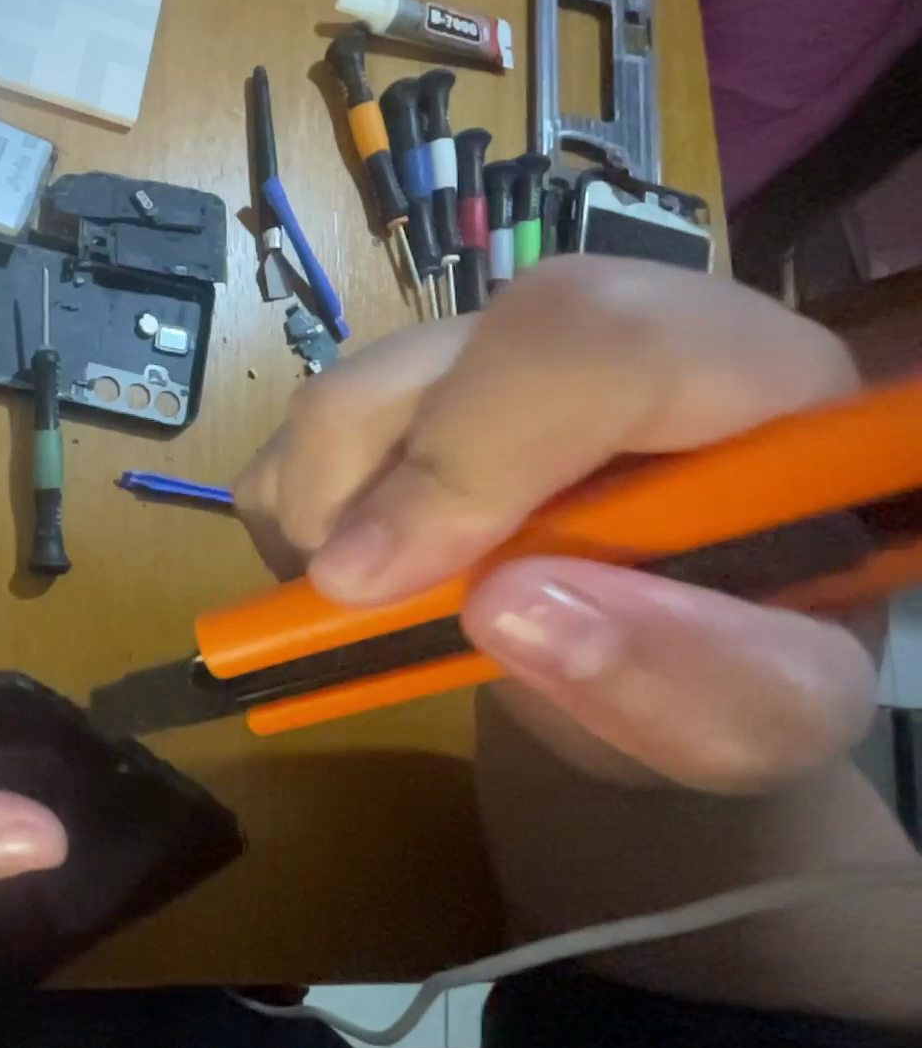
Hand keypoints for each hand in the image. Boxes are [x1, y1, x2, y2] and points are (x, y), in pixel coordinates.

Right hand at [235, 257, 879, 793]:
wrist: (649, 638)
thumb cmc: (722, 667)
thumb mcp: (764, 709)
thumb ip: (692, 675)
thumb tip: (501, 607)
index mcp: (737, 377)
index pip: (584, 338)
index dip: (464, 452)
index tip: (369, 583)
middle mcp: (580, 340)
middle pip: (412, 368)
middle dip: (354, 506)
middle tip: (366, 611)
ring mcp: (465, 364)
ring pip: (329, 406)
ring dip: (319, 525)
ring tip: (385, 601)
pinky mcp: (380, 405)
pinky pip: (282, 447)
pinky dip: (290, 525)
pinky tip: (357, 567)